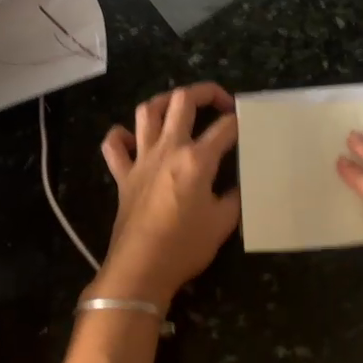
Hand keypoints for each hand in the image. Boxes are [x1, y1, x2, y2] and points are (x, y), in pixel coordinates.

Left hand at [87, 82, 240, 308]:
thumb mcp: (223, 223)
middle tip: (220, 102)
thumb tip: (239, 184)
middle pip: (183, 100)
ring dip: (164, 102)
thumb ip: (235, 196)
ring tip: (178, 108)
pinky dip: (121, 136)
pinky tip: (133, 139)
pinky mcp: (123, 175)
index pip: (226, 126)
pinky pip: (114, 145)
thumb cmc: (185, 247)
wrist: (140, 270)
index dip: (241, 121)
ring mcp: (142, 159)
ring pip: (147, 111)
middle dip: (206, 91)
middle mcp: (169, 148)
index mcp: (197, 159)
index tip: (249, 125)